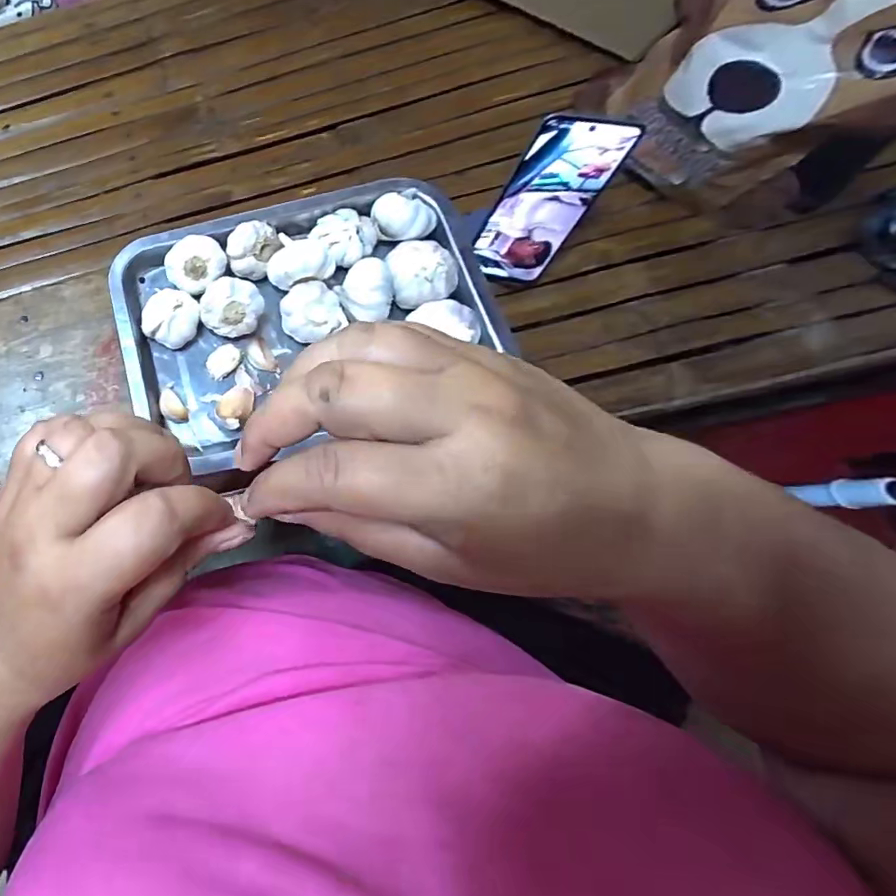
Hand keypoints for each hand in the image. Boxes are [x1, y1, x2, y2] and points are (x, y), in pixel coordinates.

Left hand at [0, 412, 252, 717]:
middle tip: (170, 485)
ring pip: (78, 428)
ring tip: (135, 471)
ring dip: (122, 437)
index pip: (152, 516)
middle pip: (110, 449)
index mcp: (74, 580)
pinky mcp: (5, 479)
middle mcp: (41, 527)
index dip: (200, 506)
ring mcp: (17, 496)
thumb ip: (181, 564)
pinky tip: (98, 460)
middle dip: (160, 455)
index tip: (216, 513)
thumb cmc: (63, 651)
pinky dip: (84, 431)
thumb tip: (236, 522)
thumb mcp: (131, 623)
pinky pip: (48, 428)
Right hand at [236, 322, 715, 600]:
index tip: (251, 497)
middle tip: (255, 453)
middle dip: (272, 421)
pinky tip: (323, 382)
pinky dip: (335, 353)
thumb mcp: (444, 564)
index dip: (277, 484)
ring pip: (348, 346)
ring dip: (296, 379)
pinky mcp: (468, 345)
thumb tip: (280, 502)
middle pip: (331, 390)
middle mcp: (461, 409)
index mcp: (463, 482)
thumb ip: (353, 527)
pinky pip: (380, 331)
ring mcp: (467, 365)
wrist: (643, 502)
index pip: (336, 470)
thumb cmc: (545, 553)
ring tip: (282, 413)